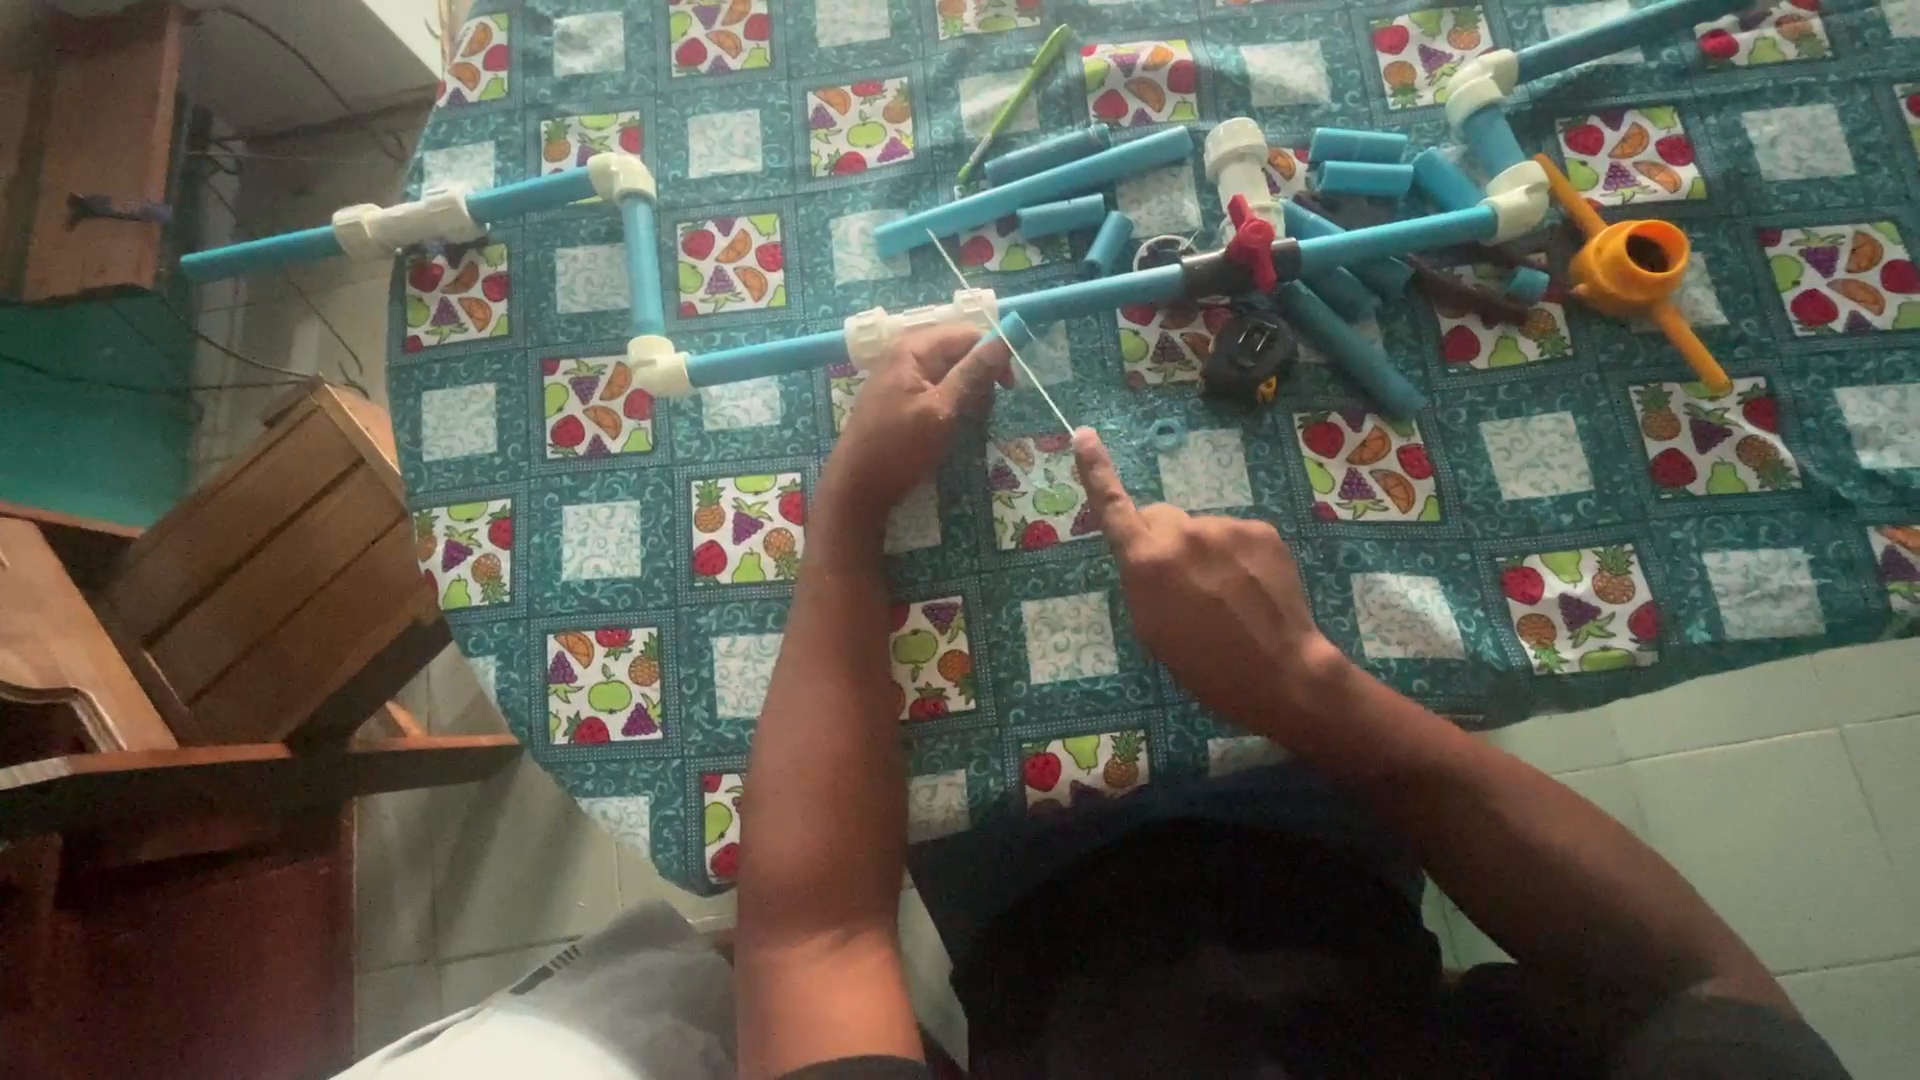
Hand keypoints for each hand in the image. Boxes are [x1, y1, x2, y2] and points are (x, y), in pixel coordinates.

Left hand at [818, 323, 1011, 529]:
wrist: (858, 487)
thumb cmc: (899, 448)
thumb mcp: (942, 410)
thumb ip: (973, 373)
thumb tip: (1005, 340)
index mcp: (913, 348)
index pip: (967, 333)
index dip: (993, 353)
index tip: (1009, 387)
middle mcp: (905, 355)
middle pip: (958, 351)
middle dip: (979, 377)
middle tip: (984, 411)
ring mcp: (901, 377)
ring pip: (950, 373)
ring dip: (967, 394)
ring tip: (966, 423)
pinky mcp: (901, 399)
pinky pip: (936, 390)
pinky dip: (951, 405)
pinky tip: (951, 427)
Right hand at [1073, 427, 1350, 726]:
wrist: (1281, 673)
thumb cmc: (1203, 664)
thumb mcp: (1150, 627)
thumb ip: (1141, 578)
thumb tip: (1148, 554)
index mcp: (1146, 561)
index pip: (1111, 506)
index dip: (1095, 469)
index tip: (1083, 434)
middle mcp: (1182, 533)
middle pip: (1159, 518)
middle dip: (1161, 540)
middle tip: (1180, 584)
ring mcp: (1226, 527)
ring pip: (1200, 530)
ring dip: (1203, 552)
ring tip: (1225, 596)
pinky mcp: (1261, 530)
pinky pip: (1234, 535)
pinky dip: (1236, 556)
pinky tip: (1250, 588)